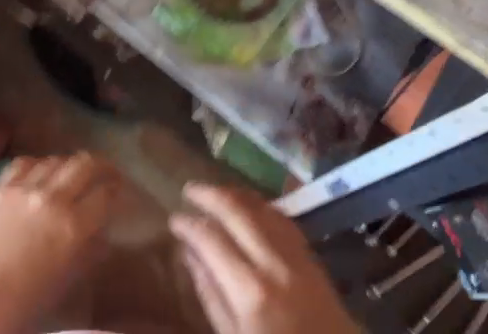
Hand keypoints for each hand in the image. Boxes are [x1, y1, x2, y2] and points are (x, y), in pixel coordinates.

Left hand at [0, 153, 120, 333]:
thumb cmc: (19, 307)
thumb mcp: (64, 284)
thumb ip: (87, 254)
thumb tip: (100, 234)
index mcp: (74, 228)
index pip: (106, 195)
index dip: (117, 191)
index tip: (120, 193)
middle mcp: (52, 199)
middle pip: (86, 165)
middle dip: (102, 167)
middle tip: (107, 174)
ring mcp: (24, 189)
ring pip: (57, 159)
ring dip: (71, 165)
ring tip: (74, 174)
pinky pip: (27, 162)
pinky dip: (41, 164)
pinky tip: (42, 173)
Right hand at [171, 184, 361, 333]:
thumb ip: (211, 296)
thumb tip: (189, 254)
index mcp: (249, 292)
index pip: (211, 239)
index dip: (189, 225)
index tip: (174, 220)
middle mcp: (273, 265)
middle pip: (237, 213)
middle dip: (209, 195)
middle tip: (189, 191)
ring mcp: (297, 259)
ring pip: (262, 209)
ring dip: (236, 194)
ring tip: (215, 192)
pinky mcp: (313, 261)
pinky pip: (284, 220)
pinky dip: (262, 206)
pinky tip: (251, 206)